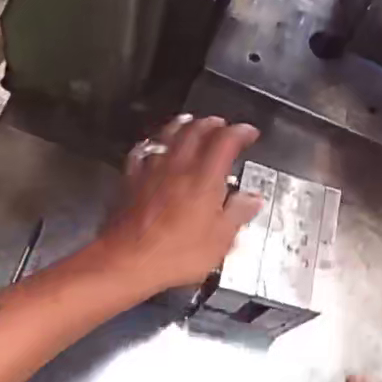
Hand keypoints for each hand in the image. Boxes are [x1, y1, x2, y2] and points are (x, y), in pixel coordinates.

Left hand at [91, 115, 265, 293]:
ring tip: (189, 122)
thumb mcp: (220, 240)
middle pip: (195, 132)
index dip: (241, 132)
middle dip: (212, 124)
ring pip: (168, 137)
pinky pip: (142, 153)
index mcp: (205, 179)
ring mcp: (152, 172)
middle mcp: (178, 167)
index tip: (249, 133)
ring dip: (182, 126)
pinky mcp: (131, 182)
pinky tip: (151, 147)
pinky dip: (152, 145)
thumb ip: (237, 214)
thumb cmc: (176, 254)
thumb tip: (252, 199)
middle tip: (221, 125)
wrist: (128, 260)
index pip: (226, 142)